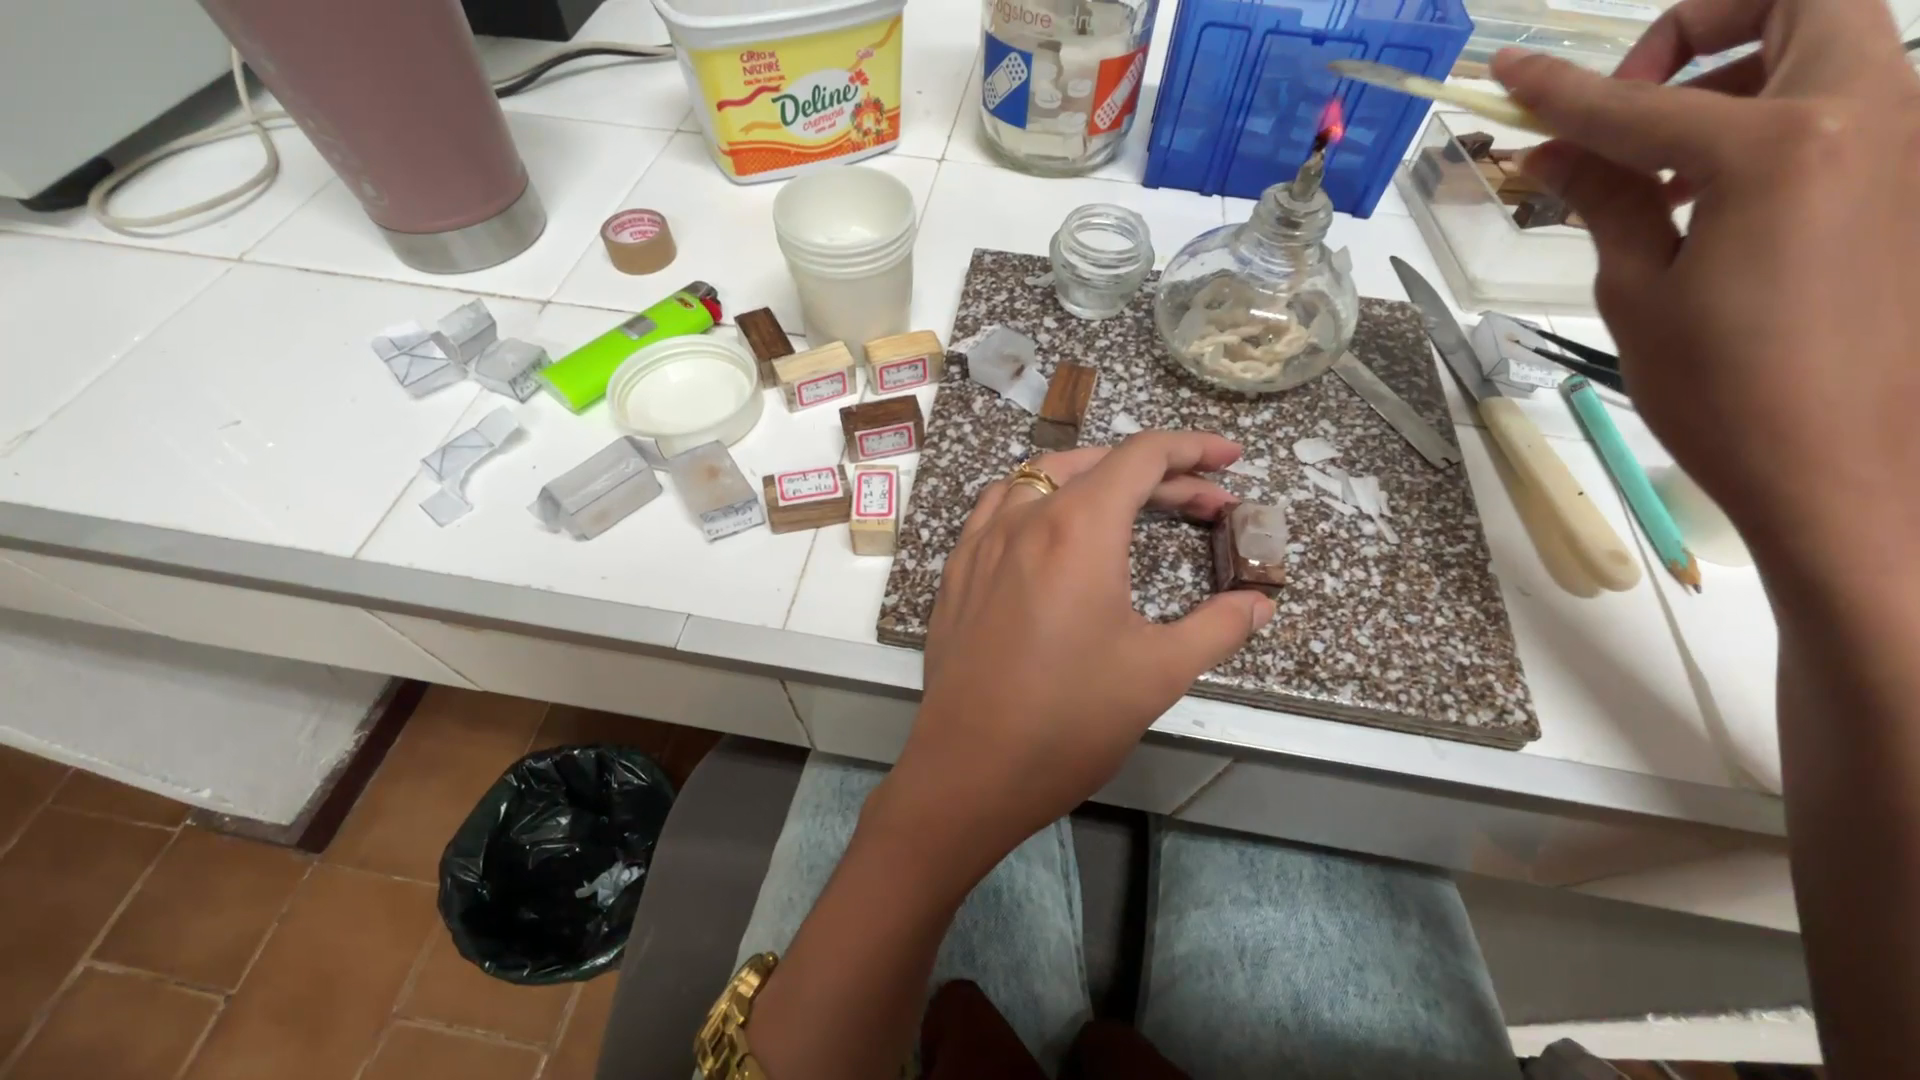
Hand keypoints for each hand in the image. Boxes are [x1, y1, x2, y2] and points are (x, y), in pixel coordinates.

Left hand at [868, 432, 1274, 874]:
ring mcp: (982, 542)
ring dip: (1094, 477)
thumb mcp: (1159, 672)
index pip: (1142, 457)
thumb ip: (1217, 627)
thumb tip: (1260, 604)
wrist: (972, 770)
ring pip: (1041, 477)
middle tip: (1205, 506)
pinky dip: (1039, 499)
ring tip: (1133, 503)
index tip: (1230, 458)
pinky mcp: (957, 571)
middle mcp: (1025, 518)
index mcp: (1078, 528)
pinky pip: (999, 507)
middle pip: (1098, 465)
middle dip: (1159, 476)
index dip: (1192, 449)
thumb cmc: (1070, 720)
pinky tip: (1053, 530)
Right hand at [1491, 1, 1919, 578]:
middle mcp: (1869, 114)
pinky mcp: (1907, 181)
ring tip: (1651, 161)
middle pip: (1799, 1)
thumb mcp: (1639, 289)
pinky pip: (1840, 105)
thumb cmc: (1722, 387)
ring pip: (1827, 45)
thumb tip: (1551, 149)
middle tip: (1628, 101)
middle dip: (1700, 26)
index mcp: (1782, 147)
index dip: (1562, 89)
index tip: (1508, 73)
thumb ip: (1605, 197)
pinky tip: (1702, 191)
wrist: (1841, 463)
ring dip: (1733, 71)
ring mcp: (1905, 143)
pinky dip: (1766, 117)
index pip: (1641, 103)